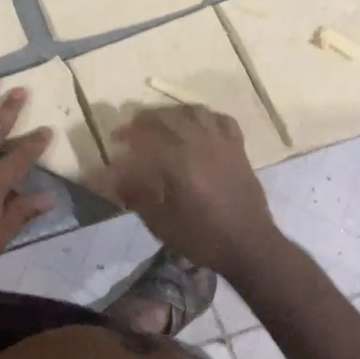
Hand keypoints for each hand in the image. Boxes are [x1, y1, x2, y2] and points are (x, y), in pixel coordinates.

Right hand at [97, 105, 285, 283]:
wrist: (250, 246)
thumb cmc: (202, 237)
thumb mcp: (160, 222)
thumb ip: (134, 194)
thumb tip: (110, 178)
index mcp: (176, 161)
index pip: (143, 136)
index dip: (126, 134)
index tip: (115, 140)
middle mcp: (198, 144)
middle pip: (166, 117)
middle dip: (144, 120)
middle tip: (133, 131)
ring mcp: (221, 143)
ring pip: (194, 112)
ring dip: (173, 113)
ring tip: (163, 124)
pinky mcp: (238, 149)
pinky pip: (222, 120)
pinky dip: (207, 117)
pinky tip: (198, 127)